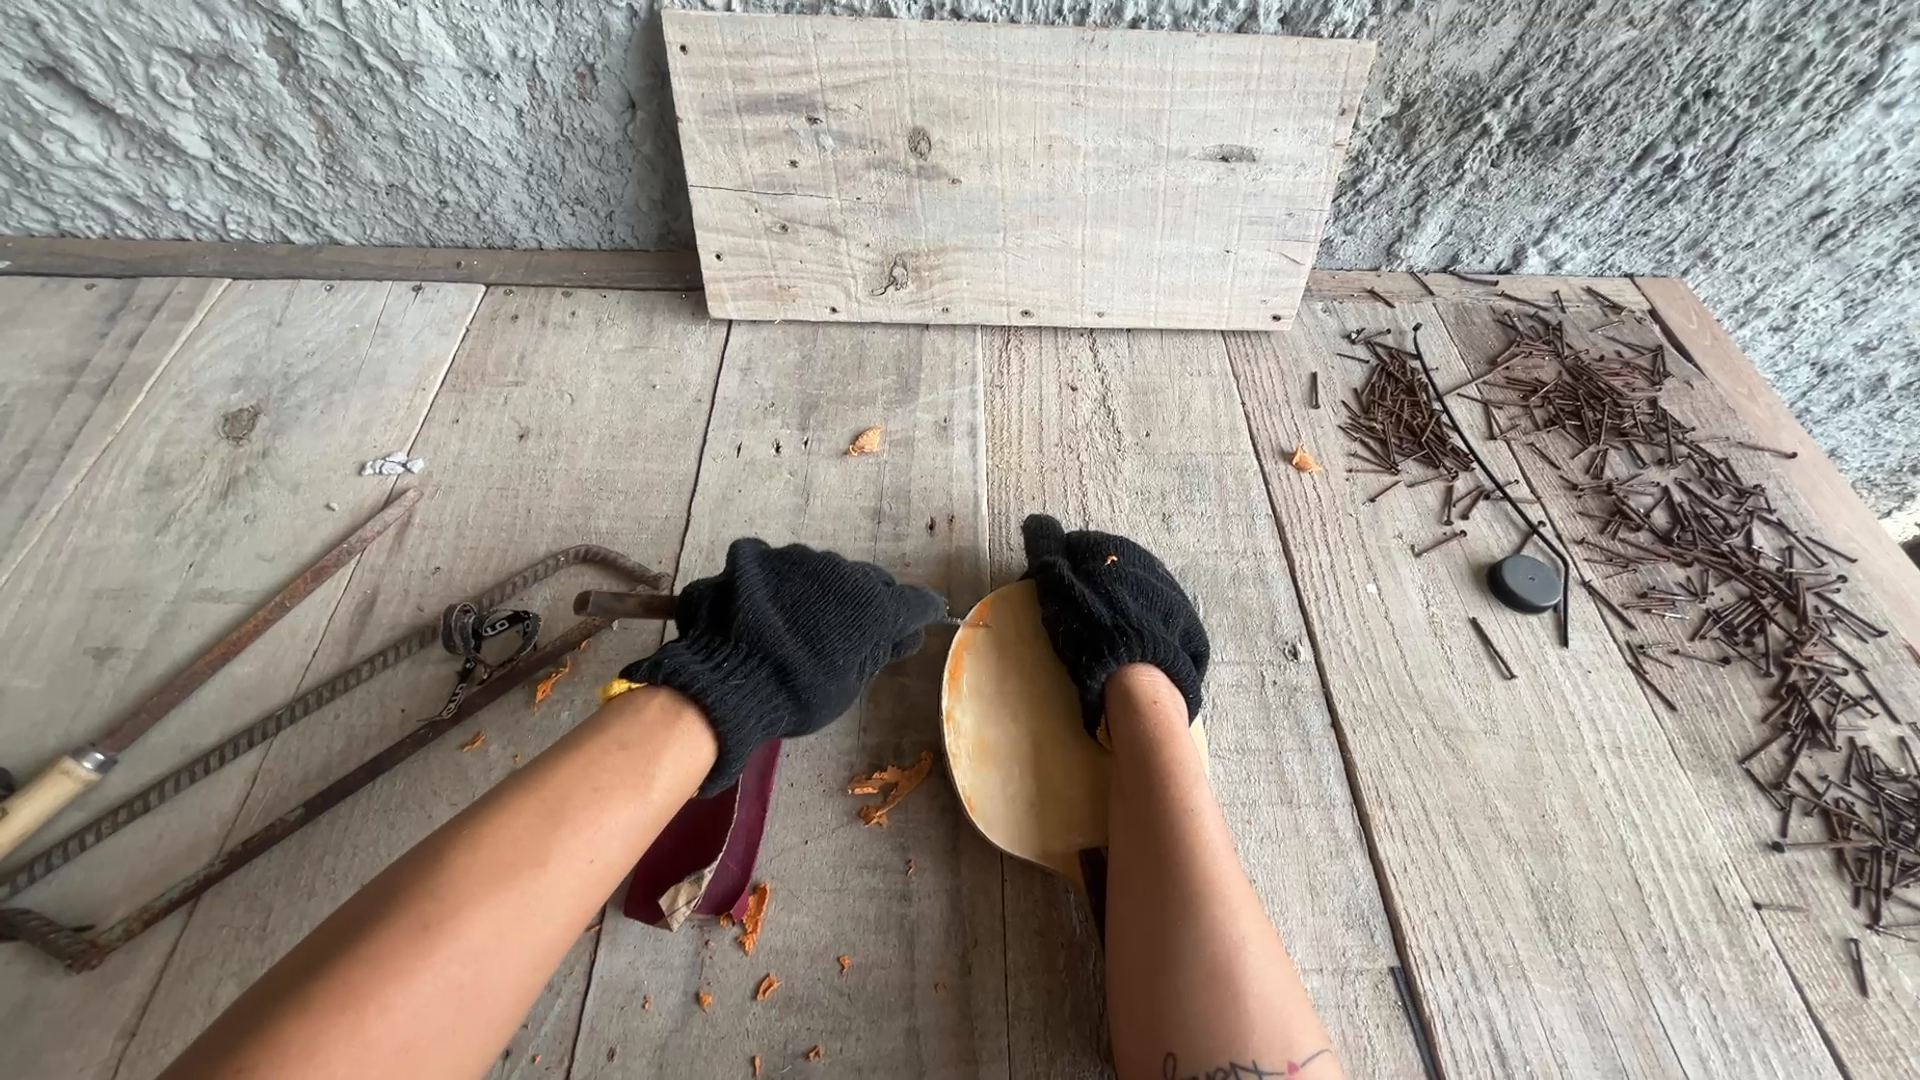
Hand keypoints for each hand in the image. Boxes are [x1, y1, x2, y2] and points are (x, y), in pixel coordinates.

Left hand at [620, 538, 943, 795]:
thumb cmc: (797, 694)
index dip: (920, 612)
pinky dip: (778, 586)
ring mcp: (795, 558)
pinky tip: (760, 610)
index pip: (913, 602)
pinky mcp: (755, 556)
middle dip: (865, 601)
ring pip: (822, 571)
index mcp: (872, 606)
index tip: (922, 619)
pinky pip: (777, 568)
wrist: (723, 681)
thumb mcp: (848, 683)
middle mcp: (841, 571)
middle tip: (851, 630)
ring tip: (797, 622)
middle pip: (866, 581)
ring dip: (820, 591)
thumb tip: (907, 634)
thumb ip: (879, 651)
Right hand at [1021, 514, 1208, 739]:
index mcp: (1114, 547)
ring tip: (1106, 636)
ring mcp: (1171, 592)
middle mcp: (1147, 562)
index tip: (1054, 596)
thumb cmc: (1089, 628)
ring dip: (1121, 606)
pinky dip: (1144, 627)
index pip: (1080, 549)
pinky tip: (1133, 647)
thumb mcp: (1055, 585)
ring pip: (1136, 594)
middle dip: (1095, 588)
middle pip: (1111, 571)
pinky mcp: (1187, 623)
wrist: (1138, 674)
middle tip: (1079, 618)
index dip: (1063, 572)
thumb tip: (1038, 521)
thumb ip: (1045, 549)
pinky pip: (1158, 619)